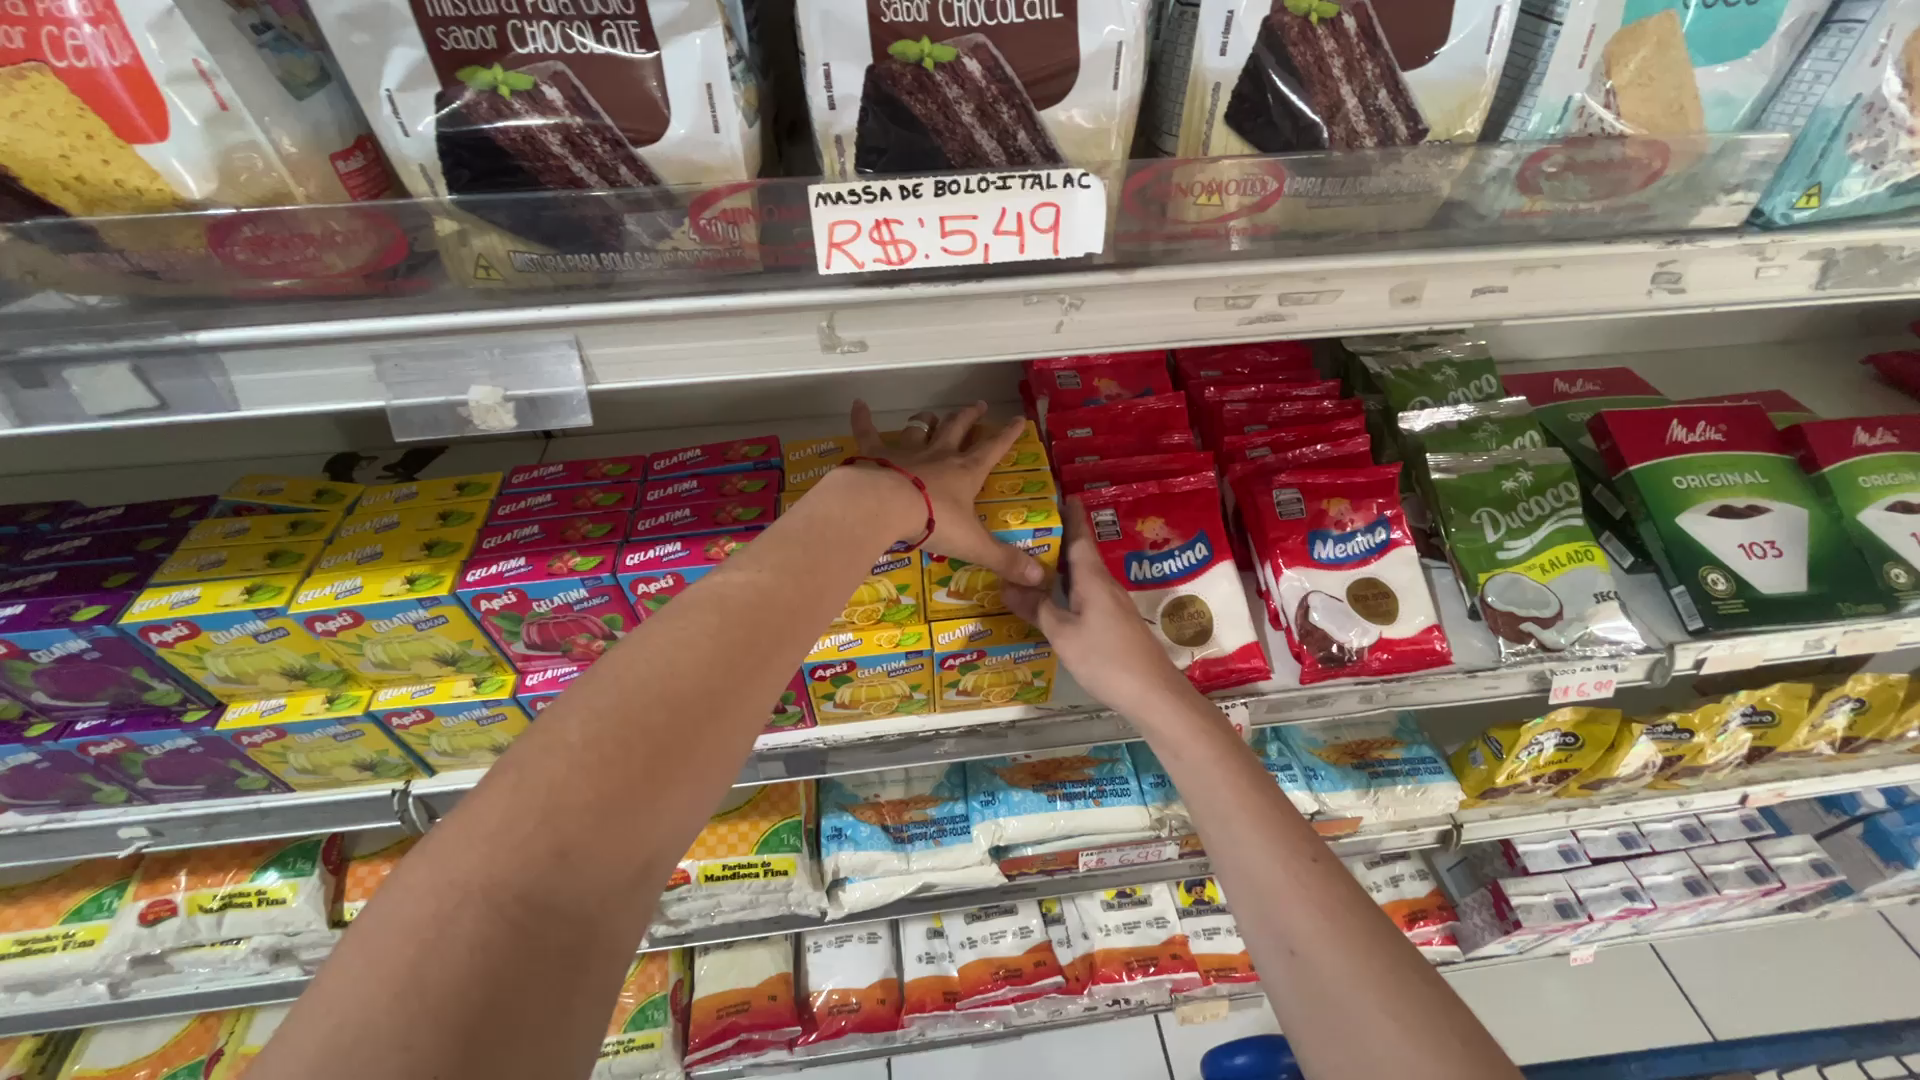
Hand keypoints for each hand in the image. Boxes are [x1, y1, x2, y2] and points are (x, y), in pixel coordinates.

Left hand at [849, 400, 1045, 586]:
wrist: (886, 507)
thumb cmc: (934, 522)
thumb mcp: (974, 544)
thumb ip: (1004, 560)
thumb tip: (1039, 578)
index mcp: (965, 472)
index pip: (994, 448)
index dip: (1008, 435)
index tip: (1019, 420)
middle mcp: (939, 455)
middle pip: (957, 428)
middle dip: (970, 416)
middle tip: (979, 405)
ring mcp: (906, 452)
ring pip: (918, 428)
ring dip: (925, 420)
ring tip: (931, 415)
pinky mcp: (875, 455)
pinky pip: (868, 432)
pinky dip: (863, 418)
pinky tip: (859, 406)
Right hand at [1002, 499, 1199, 712]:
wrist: (1152, 693)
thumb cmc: (1105, 659)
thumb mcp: (1063, 634)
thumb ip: (1036, 608)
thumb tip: (1007, 584)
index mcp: (1093, 579)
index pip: (1080, 538)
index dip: (1070, 517)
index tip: (1060, 495)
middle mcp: (1105, 585)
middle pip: (1080, 555)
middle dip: (1058, 540)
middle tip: (1028, 528)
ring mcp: (1113, 605)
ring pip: (1083, 577)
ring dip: (1061, 566)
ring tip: (1032, 559)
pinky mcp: (1115, 623)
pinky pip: (1086, 595)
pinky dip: (1068, 588)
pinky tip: (1053, 597)